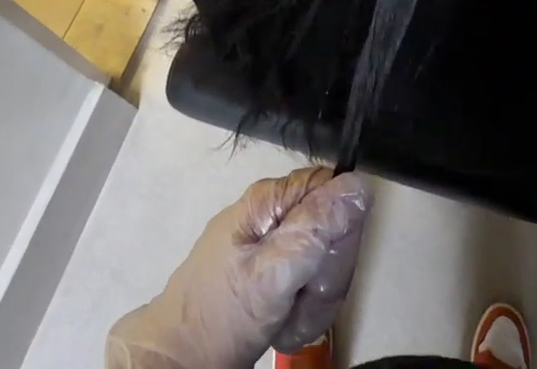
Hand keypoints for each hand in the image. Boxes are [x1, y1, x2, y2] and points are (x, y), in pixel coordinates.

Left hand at [106, 168, 370, 368]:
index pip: (334, 189)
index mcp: (270, 199)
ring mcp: (270, 242)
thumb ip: (315, 229)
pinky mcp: (269, 270)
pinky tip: (284, 321)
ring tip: (289, 314)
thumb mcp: (273, 274)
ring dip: (316, 295)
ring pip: (324, 259)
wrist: (178, 357)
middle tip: (303, 297)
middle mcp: (272, 212)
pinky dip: (304, 306)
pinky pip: (308, 281)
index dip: (341, 228)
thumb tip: (358, 184)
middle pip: (332, 226)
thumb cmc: (222, 313)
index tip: (325, 264)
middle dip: (327, 270)